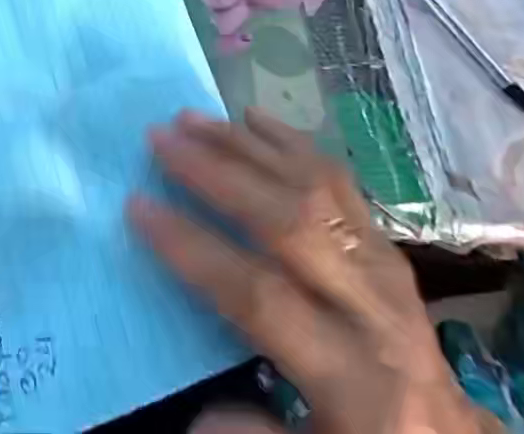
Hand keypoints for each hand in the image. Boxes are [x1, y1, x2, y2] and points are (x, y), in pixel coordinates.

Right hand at [129, 111, 493, 433]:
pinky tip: (254, 119)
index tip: (137, 206)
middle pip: (290, 221)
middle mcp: (375, 311)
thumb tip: (198, 412)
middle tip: (159, 138)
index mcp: (355, 379)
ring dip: (246, 146)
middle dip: (217, 173)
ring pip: (315, 188)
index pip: (260, 295)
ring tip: (192, 118)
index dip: (194, 247)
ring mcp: (386, 269)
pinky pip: (339, 182)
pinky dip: (291, 144)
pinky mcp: (386, 246)